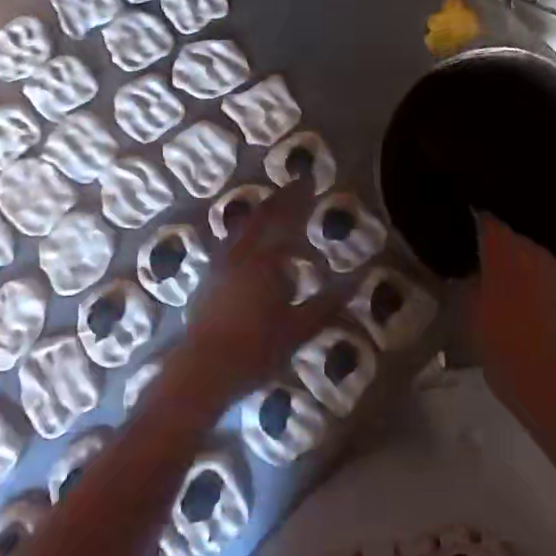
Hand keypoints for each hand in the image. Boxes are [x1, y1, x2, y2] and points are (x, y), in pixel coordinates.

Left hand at [169, 180, 340, 405]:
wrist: (201, 373)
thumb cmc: (255, 351)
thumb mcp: (298, 329)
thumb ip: (326, 304)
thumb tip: (354, 283)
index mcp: (263, 262)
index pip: (285, 220)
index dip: (299, 200)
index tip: (311, 183)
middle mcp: (238, 257)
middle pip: (260, 217)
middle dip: (280, 199)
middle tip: (296, 185)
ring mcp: (218, 268)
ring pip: (239, 229)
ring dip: (259, 214)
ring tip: (273, 208)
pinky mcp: (206, 282)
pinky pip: (228, 244)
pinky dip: (243, 234)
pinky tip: (247, 244)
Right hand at [469, 213, 555, 417]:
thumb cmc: (511, 357)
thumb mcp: (474, 326)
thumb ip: (471, 292)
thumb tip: (473, 276)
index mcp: (507, 256)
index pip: (488, 224)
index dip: (477, 227)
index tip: (466, 236)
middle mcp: (541, 255)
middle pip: (518, 244)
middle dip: (504, 256)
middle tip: (487, 277)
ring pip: (541, 266)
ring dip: (528, 278)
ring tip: (515, 304)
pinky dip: (549, 297)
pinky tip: (542, 322)